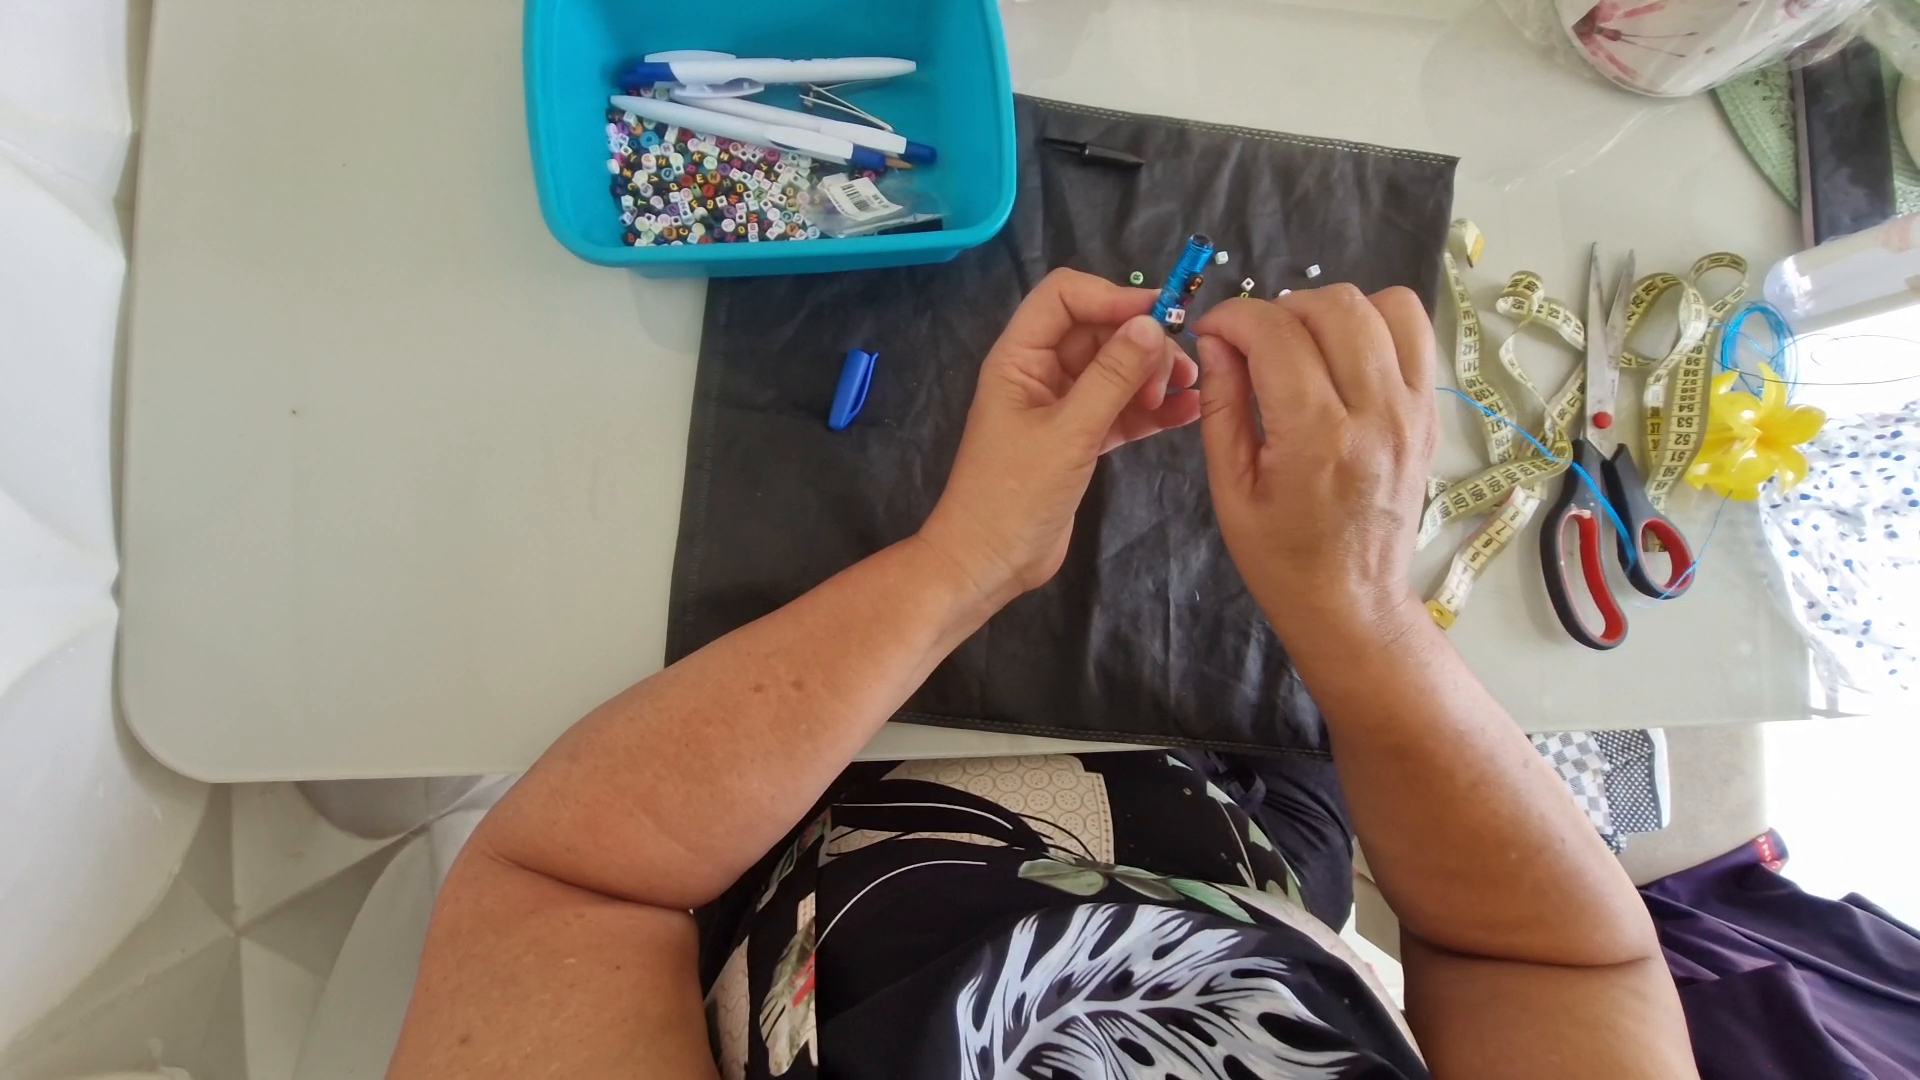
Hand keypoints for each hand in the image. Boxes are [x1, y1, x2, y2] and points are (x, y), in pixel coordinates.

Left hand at [919, 268, 1201, 605]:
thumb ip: (1111, 377)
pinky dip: (1150, 410)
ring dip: (1153, 375)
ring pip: (1114, 371)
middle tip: (1176, 374)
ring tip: (1188, 393)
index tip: (1160, 318)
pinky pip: (1120, 411)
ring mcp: (1061, 407)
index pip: (1064, 297)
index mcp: (1020, 358)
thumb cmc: (1015, 494)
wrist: (991, 561)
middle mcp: (1040, 374)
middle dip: (1141, 344)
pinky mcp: (1079, 440)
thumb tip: (1151, 324)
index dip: (1112, 297)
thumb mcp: (1068, 432)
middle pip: (1098, 332)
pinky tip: (1188, 413)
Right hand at [1192, 284, 1437, 639]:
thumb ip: (1222, 407)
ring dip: (1329, 312)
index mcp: (1316, 437)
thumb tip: (1214, 343)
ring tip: (1298, 345)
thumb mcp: (1230, 488)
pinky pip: (1414, 332)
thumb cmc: (1278, 555)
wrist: (1350, 599)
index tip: (1209, 332)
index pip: (1275, 335)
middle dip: (1277, 309)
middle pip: (1334, 307)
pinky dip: (1372, 326)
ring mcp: (1413, 408)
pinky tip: (1339, 358)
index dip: (1233, 317)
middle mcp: (1376, 411)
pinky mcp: (1429, 412)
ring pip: (1384, 305)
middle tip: (1249, 344)